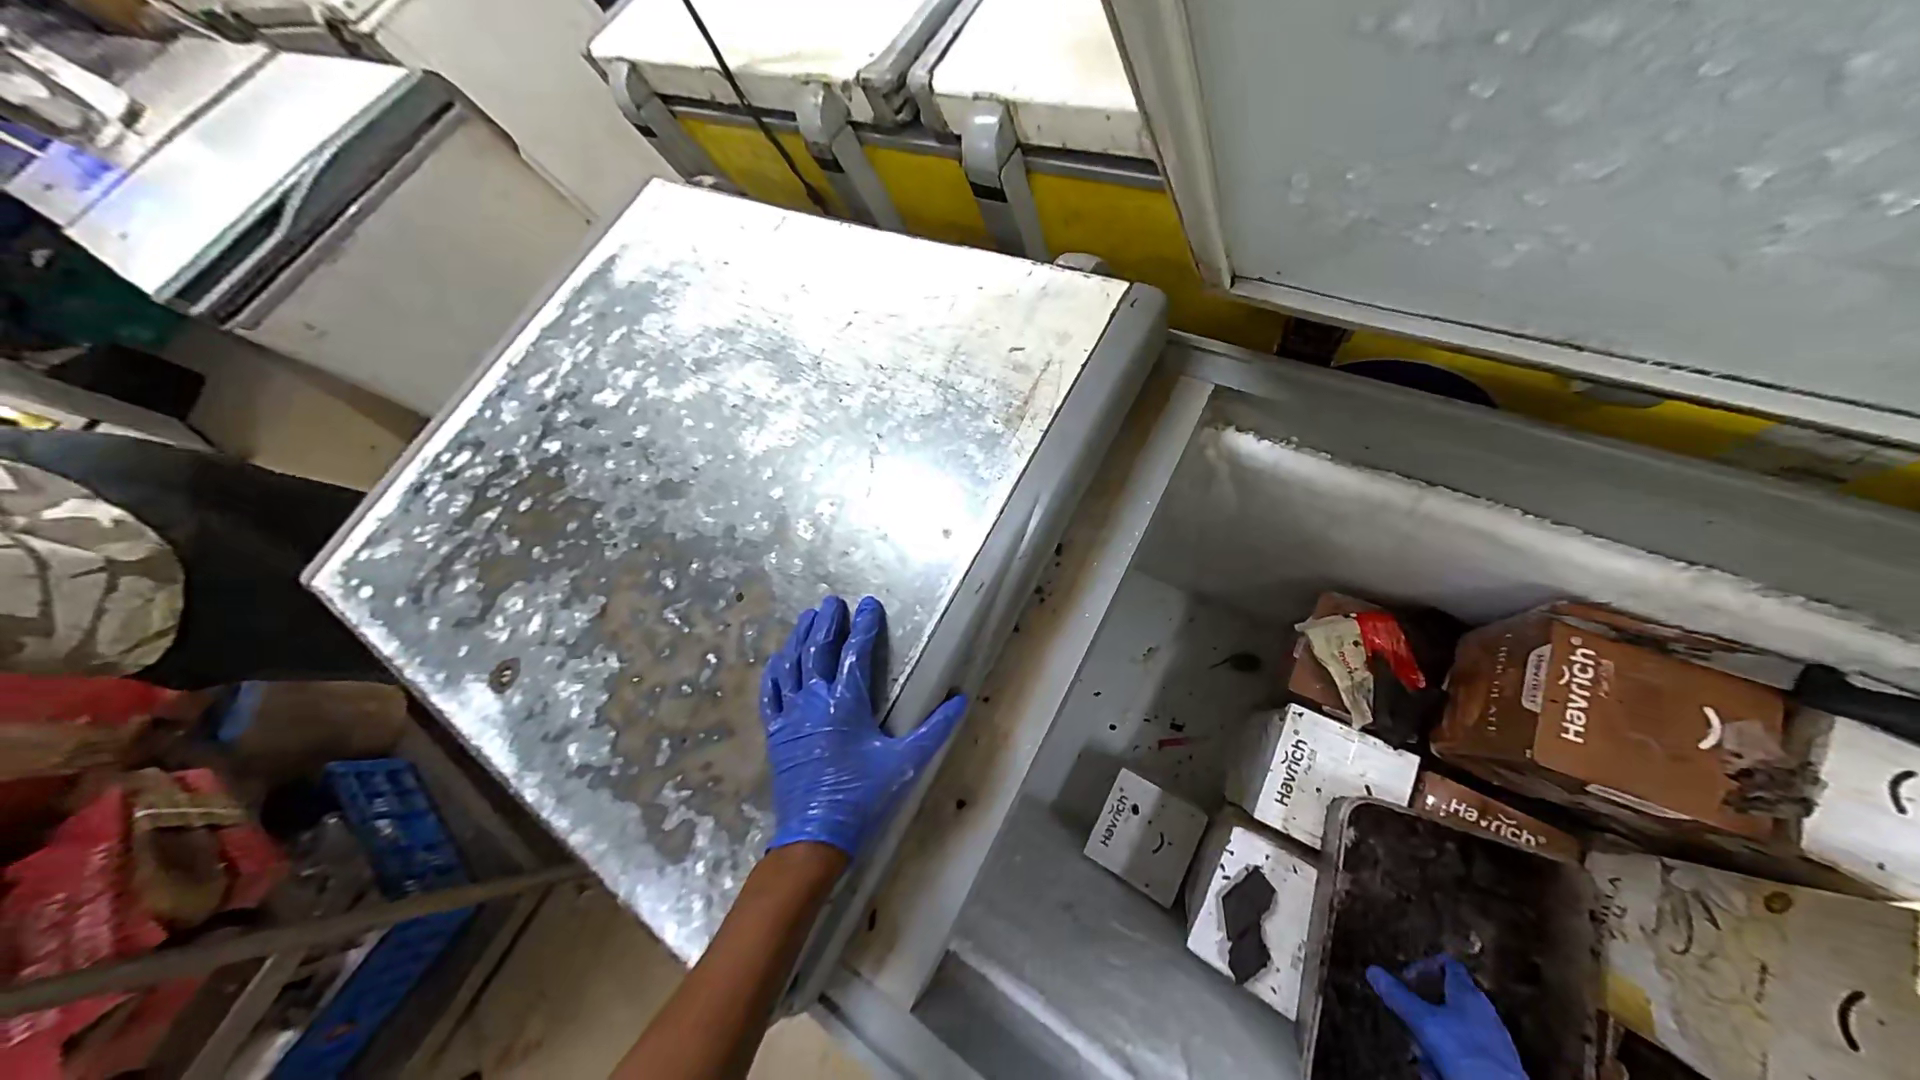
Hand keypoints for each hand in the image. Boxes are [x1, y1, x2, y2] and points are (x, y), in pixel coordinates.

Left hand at [759, 595, 965, 855]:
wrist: (815, 834)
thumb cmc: (863, 797)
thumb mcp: (905, 763)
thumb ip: (934, 729)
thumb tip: (960, 700)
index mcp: (846, 703)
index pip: (856, 652)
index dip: (864, 626)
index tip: (868, 604)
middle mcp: (814, 700)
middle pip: (818, 650)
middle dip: (827, 623)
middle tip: (833, 602)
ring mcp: (791, 715)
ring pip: (792, 665)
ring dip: (800, 637)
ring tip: (808, 617)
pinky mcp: (776, 731)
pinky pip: (771, 692)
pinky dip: (775, 671)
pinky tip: (779, 658)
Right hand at [1366, 955, 1527, 1079]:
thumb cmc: (1460, 1049)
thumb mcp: (1421, 1020)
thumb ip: (1397, 995)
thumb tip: (1371, 969)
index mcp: (1467, 992)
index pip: (1448, 963)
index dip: (1424, 965)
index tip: (1405, 978)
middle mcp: (1483, 1011)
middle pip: (1448, 997)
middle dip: (1423, 1006)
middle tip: (1406, 1016)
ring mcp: (1493, 1039)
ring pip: (1453, 1026)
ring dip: (1431, 1033)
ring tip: (1417, 1050)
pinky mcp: (1496, 1064)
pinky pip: (1463, 1050)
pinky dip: (1446, 1054)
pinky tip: (1435, 1069)